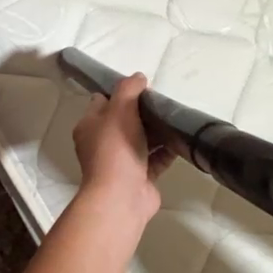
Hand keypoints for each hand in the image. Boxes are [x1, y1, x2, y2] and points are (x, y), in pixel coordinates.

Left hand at [71, 74, 168, 223]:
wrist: (121, 196)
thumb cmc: (115, 149)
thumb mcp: (119, 110)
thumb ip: (128, 90)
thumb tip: (138, 77)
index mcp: (90, 126)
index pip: (102, 101)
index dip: (119, 92)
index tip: (141, 86)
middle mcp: (103, 143)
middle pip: (125, 120)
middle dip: (143, 111)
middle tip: (163, 100)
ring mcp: (122, 161)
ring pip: (142, 140)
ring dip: (158, 130)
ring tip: (176, 115)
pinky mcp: (140, 176)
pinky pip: (156, 158)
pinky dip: (167, 150)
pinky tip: (182, 138)